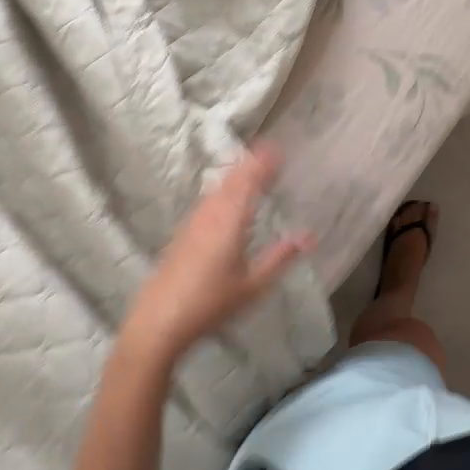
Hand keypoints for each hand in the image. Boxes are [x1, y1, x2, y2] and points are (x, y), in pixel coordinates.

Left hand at [123, 146, 313, 360]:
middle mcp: (210, 214)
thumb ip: (280, 258)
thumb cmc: (211, 304)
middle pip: (231, 179)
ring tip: (249, 167)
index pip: (249, 182)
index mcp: (230, 221)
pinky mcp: (182, 233)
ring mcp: (193, 223)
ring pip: (216, 188)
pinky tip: (222, 198)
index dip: (263, 163)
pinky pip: (207, 200)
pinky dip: (221, 189)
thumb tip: (309, 237)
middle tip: (267, 152)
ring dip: (234, 174)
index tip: (278, 149)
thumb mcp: (253, 286)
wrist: (159, 321)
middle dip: (249, 163)